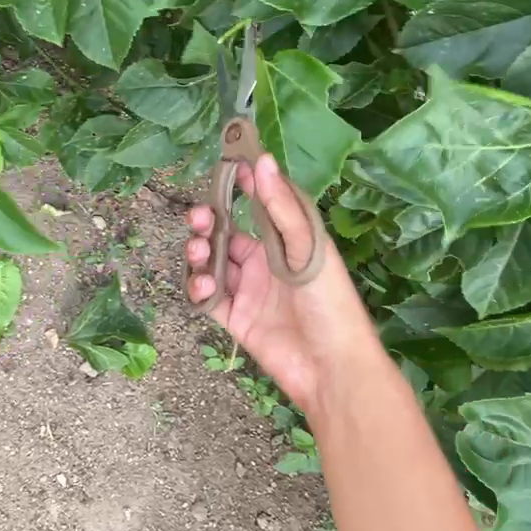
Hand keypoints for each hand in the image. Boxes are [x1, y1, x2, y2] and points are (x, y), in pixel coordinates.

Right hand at [185, 154, 385, 422]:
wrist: (332, 369)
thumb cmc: (330, 302)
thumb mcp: (308, 247)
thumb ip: (281, 206)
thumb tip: (262, 160)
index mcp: (285, 243)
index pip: (258, 206)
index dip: (242, 187)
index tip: (225, 167)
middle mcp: (263, 263)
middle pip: (224, 233)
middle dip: (206, 222)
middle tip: (198, 218)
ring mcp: (247, 290)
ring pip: (210, 261)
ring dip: (198, 251)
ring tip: (199, 252)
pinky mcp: (234, 317)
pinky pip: (205, 295)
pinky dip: (197, 286)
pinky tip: (205, 286)